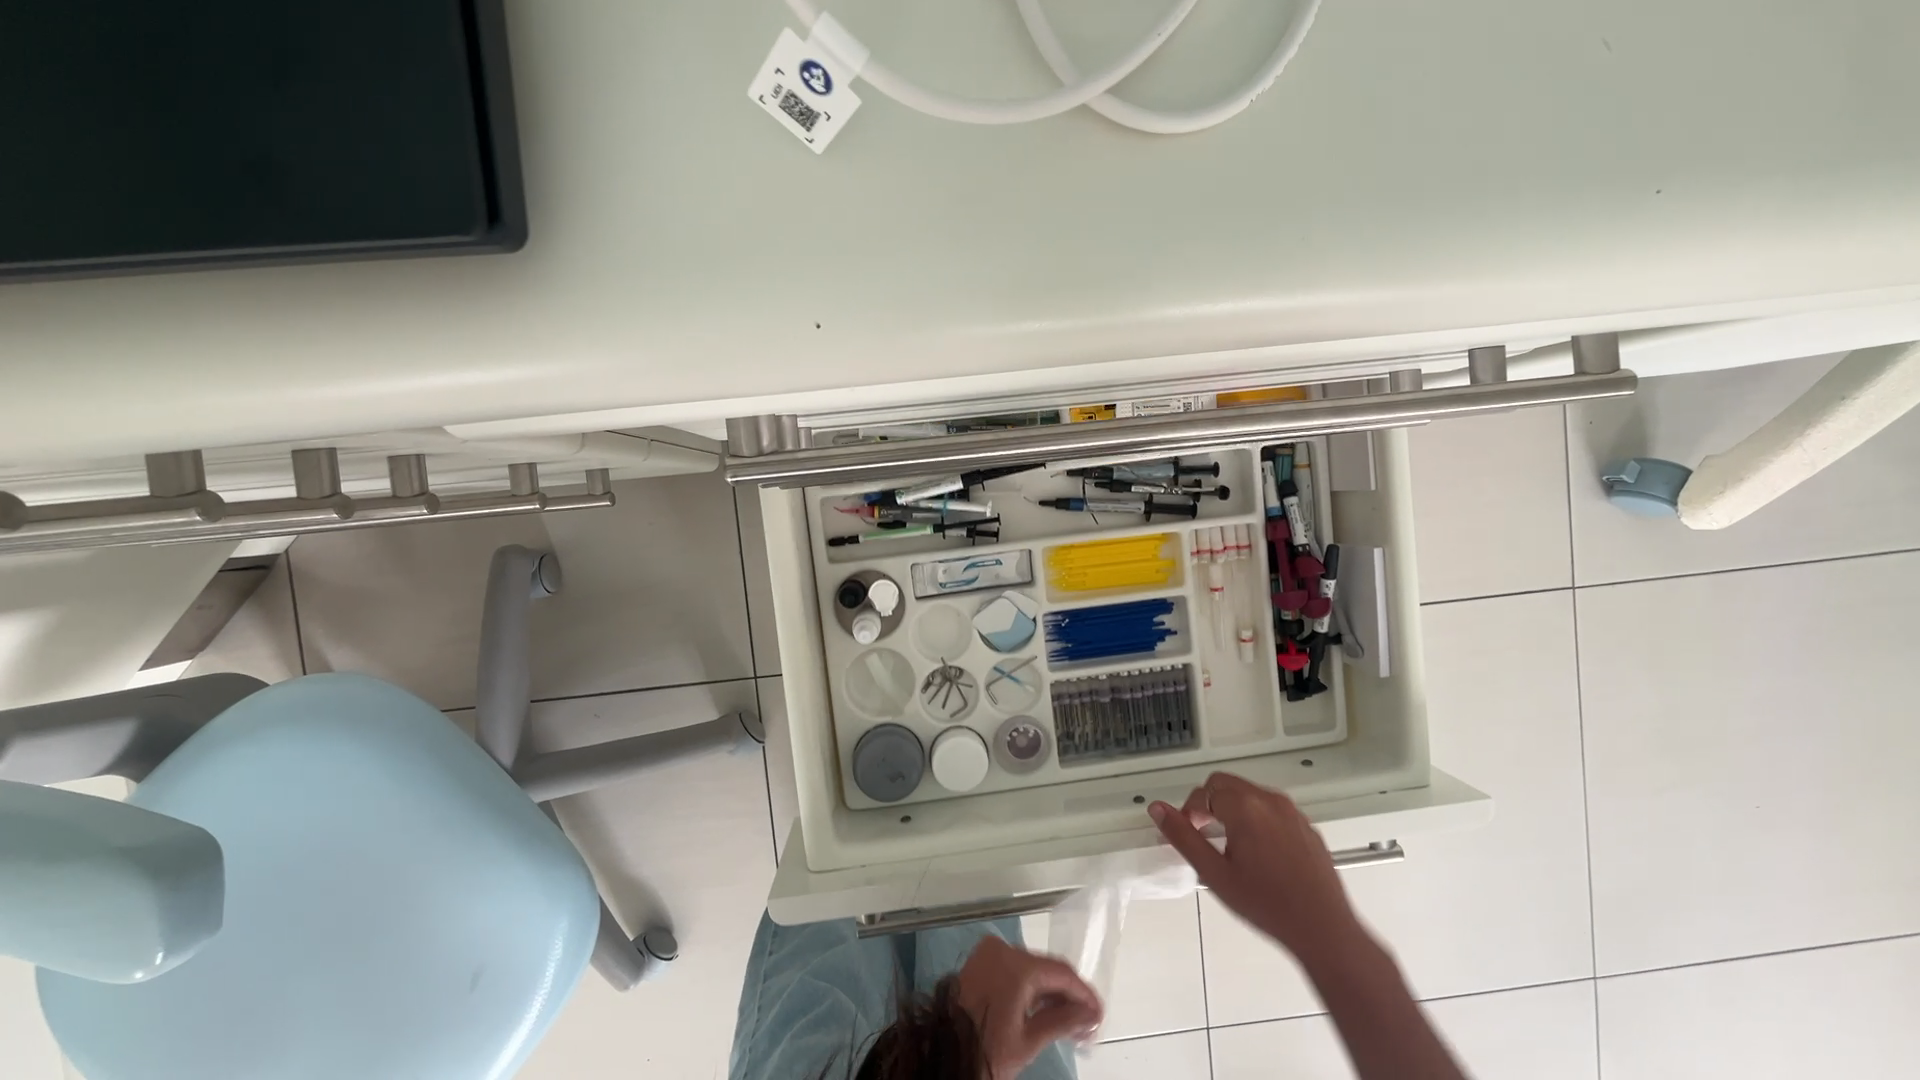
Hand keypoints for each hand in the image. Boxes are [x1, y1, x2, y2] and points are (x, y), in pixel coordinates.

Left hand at [953, 936, 1102, 1076]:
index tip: (1098, 1015)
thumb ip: (1063, 1021)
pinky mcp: (979, 962)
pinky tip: (1044, 1009)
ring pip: (1031, 968)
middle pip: (1047, 969)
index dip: (1084, 994)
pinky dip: (1030, 987)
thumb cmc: (985, 1049)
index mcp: (1017, 966)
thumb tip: (1090, 1014)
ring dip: (1050, 992)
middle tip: (1086, 1024)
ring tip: (1069, 1022)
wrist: (942, 1052)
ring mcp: (988, 954)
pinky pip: (1014, 969)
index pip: (1062, 973)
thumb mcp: (1028, 1041)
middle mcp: (1003, 950)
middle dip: (1068, 995)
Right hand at [1149, 772, 1364, 964]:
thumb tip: (1158, 809)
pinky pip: (1272, 810)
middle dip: (1209, 804)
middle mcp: (1270, 800)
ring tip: (1229, 846)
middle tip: (1203, 836)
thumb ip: (1183, 837)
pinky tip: (1259, 854)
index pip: (1205, 791)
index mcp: (1245, 807)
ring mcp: (1293, 812)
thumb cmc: (1265, 904)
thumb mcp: (1214, 873)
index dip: (1190, 811)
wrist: (1323, 928)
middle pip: (1227, 785)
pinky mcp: (1307, 826)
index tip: (1189, 835)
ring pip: (1250, 795)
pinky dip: (1257, 819)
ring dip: (1233, 810)